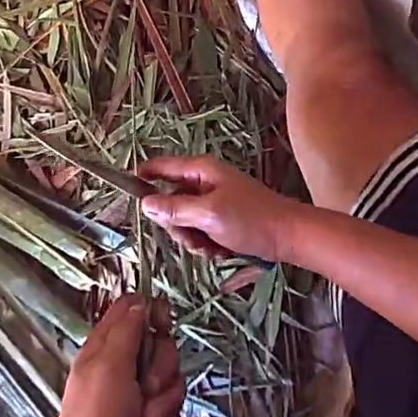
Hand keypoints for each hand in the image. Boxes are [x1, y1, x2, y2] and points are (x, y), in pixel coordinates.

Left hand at [29, 295, 182, 416]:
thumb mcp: (107, 368)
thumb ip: (127, 330)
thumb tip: (142, 301)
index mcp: (101, 347)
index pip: (129, 309)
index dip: (149, 309)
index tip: (161, 321)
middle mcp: (119, 365)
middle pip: (156, 339)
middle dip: (159, 360)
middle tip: (145, 382)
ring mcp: (134, 392)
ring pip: (168, 368)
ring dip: (162, 391)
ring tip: (144, 413)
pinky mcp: (149, 416)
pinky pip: (171, 398)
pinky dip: (164, 412)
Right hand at [139, 155, 308, 262]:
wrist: (288, 236)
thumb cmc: (250, 219)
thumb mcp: (208, 215)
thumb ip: (175, 209)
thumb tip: (145, 204)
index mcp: (201, 170)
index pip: (161, 166)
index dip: (143, 177)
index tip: (128, 193)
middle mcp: (205, 181)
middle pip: (170, 202)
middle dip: (178, 226)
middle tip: (194, 238)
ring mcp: (213, 200)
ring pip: (183, 222)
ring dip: (194, 239)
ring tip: (213, 246)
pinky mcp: (221, 218)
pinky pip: (200, 232)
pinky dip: (207, 244)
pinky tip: (222, 250)